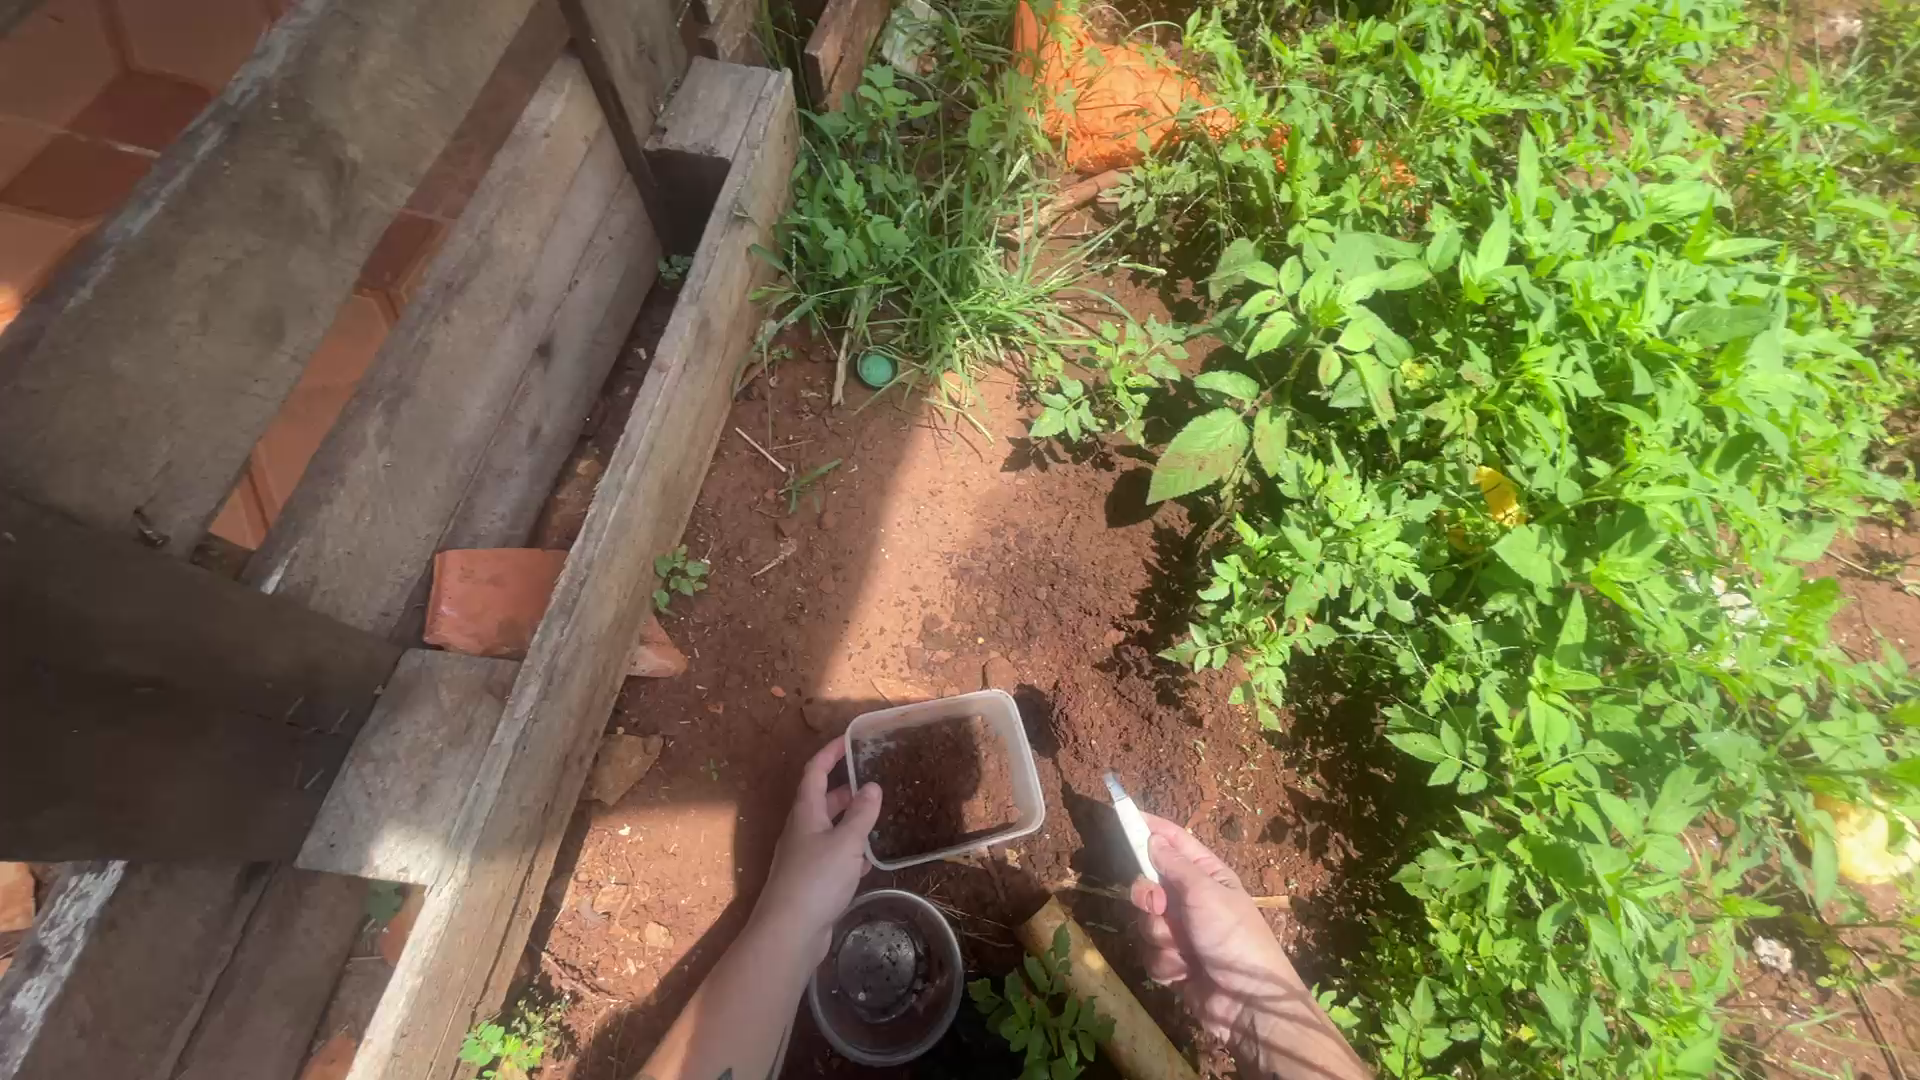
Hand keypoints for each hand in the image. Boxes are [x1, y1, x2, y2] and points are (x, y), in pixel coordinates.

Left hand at [750, 738, 881, 964]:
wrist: (788, 934)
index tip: (849, 740)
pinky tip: (870, 859)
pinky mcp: (811, 882)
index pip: (815, 772)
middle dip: (846, 788)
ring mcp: (804, 857)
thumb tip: (872, 787)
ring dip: (851, 821)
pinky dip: (851, 851)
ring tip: (878, 816)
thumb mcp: (846, 842)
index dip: (830, 753)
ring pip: (830, 829)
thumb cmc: (816, 879)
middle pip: (823, 800)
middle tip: (873, 780)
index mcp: (806, 812)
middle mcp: (802, 830)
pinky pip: (834, 855)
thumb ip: (861, 814)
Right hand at [1127, 812, 1296, 1048]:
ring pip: (1145, 919)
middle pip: (1148, 881)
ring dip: (1160, 935)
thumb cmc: (1233, 937)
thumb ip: (1174, 864)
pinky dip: (1164, 962)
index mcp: (1205, 875)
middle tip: (1158, 906)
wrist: (1249, 1005)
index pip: (1172, 841)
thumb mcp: (1205, 892)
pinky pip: (1149, 951)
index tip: (1122, 816)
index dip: (1148, 828)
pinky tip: (1183, 972)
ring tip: (1184, 950)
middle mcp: (1190, 899)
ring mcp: (1180, 931)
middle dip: (1148, 896)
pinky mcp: (1172, 961)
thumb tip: (1152, 837)